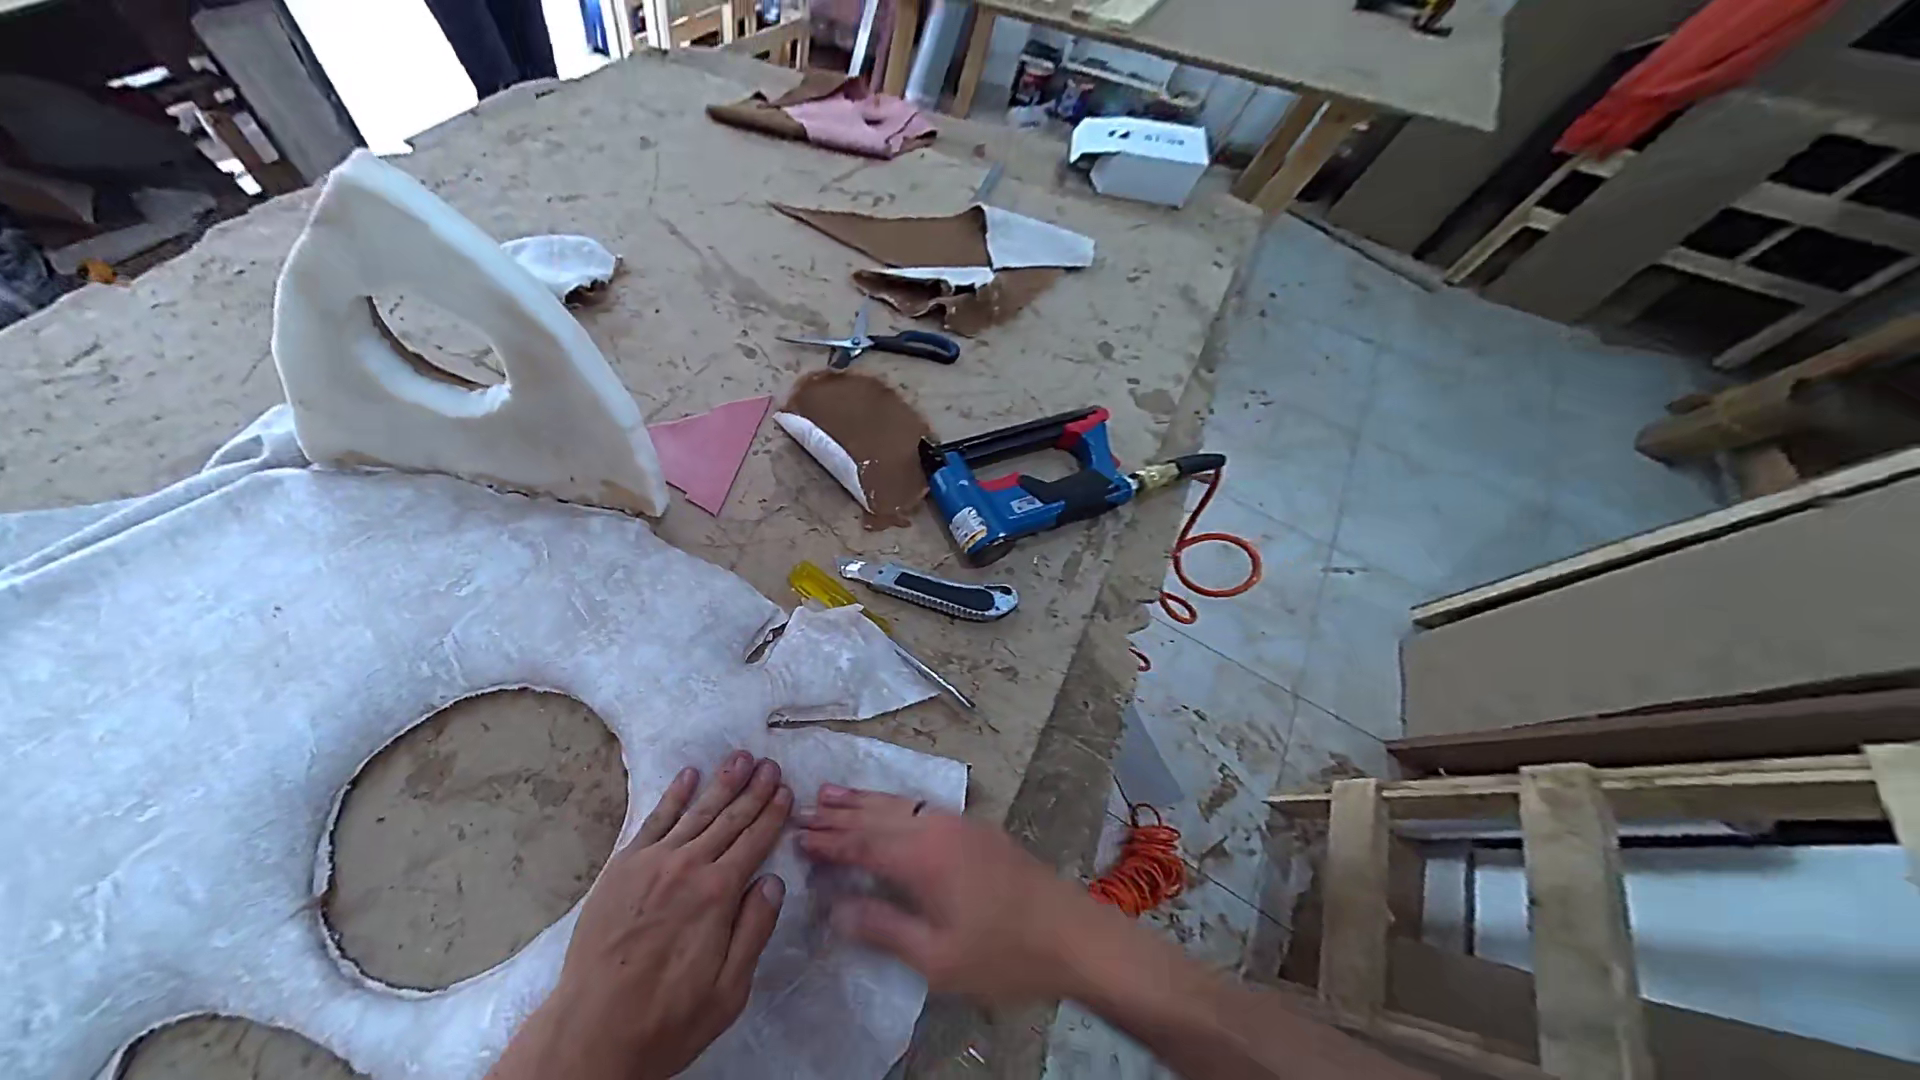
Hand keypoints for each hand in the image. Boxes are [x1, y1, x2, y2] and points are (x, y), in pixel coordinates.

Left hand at [487, 752, 792, 1079]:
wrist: (589, 1036)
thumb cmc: (667, 1020)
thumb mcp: (729, 990)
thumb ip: (755, 930)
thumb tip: (773, 881)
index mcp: (718, 893)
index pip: (755, 841)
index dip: (773, 813)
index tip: (786, 790)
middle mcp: (688, 867)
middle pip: (730, 818)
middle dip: (754, 789)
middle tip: (770, 763)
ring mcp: (652, 862)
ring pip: (697, 812)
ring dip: (722, 782)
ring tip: (740, 758)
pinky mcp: (622, 867)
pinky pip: (655, 820)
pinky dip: (674, 796)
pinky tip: (689, 775)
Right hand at [796, 785, 1114, 1003]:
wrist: (1071, 931)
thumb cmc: (1003, 953)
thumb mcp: (938, 957)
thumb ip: (884, 928)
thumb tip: (836, 908)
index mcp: (923, 857)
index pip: (863, 843)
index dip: (829, 841)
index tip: (797, 836)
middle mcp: (937, 828)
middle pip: (878, 815)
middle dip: (839, 814)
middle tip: (802, 808)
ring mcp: (959, 823)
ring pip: (900, 803)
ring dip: (864, 800)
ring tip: (831, 791)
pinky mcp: (975, 828)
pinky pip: (921, 805)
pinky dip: (893, 802)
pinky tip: (887, 804)